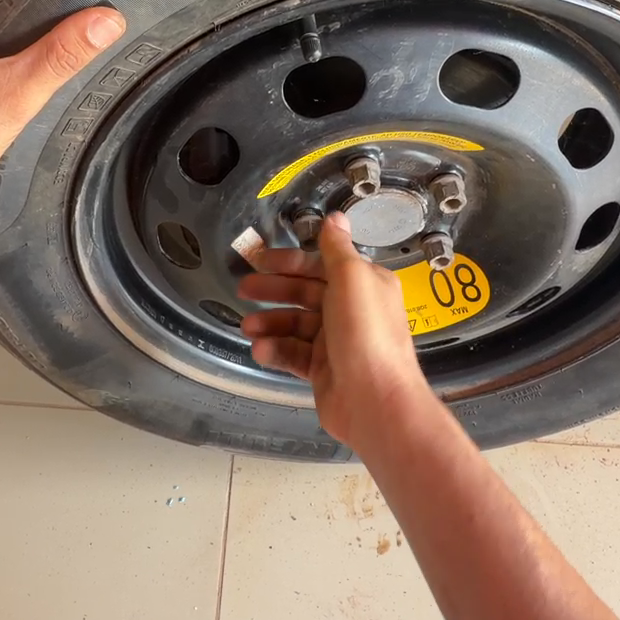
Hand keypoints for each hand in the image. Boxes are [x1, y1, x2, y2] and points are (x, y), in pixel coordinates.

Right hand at [239, 212, 437, 448]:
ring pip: (296, 324)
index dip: (290, 261)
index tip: (261, 259)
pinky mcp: (323, 370)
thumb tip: (336, 217)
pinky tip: (260, 349)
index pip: (320, 264)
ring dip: (270, 322)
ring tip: (248, 327)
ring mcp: (337, 341)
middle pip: (304, 292)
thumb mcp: (352, 278)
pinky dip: (276, 349)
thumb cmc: (366, 333)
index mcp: (363, 283)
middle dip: (274, 289)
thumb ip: (337, 248)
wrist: (376, 402)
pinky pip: (294, 353)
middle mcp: (351, 309)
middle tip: (243, 289)